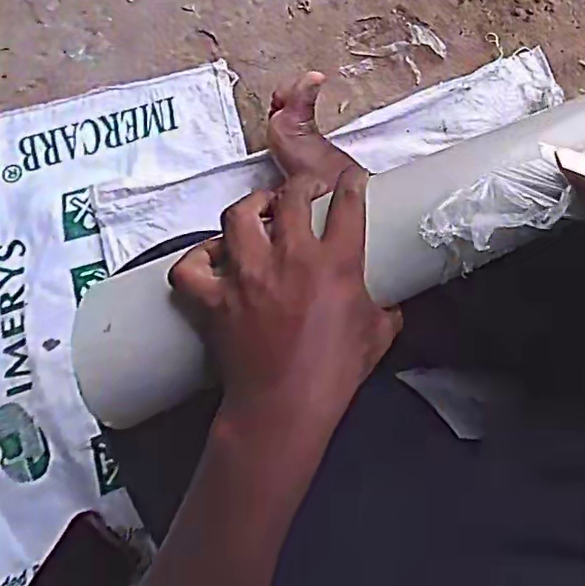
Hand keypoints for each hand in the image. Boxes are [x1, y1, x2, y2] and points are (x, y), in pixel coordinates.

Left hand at [169, 167, 401, 436]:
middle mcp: (290, 258)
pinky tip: (211, 256)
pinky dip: (198, 257)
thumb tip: (392, 303)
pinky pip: (192, 266)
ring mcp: (248, 276)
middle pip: (292, 196)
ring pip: (239, 216)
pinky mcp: (216, 299)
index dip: (351, 182)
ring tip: (259, 210)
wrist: (285, 408)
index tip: (351, 178)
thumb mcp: (378, 335)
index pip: (348, 204)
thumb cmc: (334, 372)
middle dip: (302, 185)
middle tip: (305, 191)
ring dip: (251, 206)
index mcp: (336, 263)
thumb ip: (388, 310)